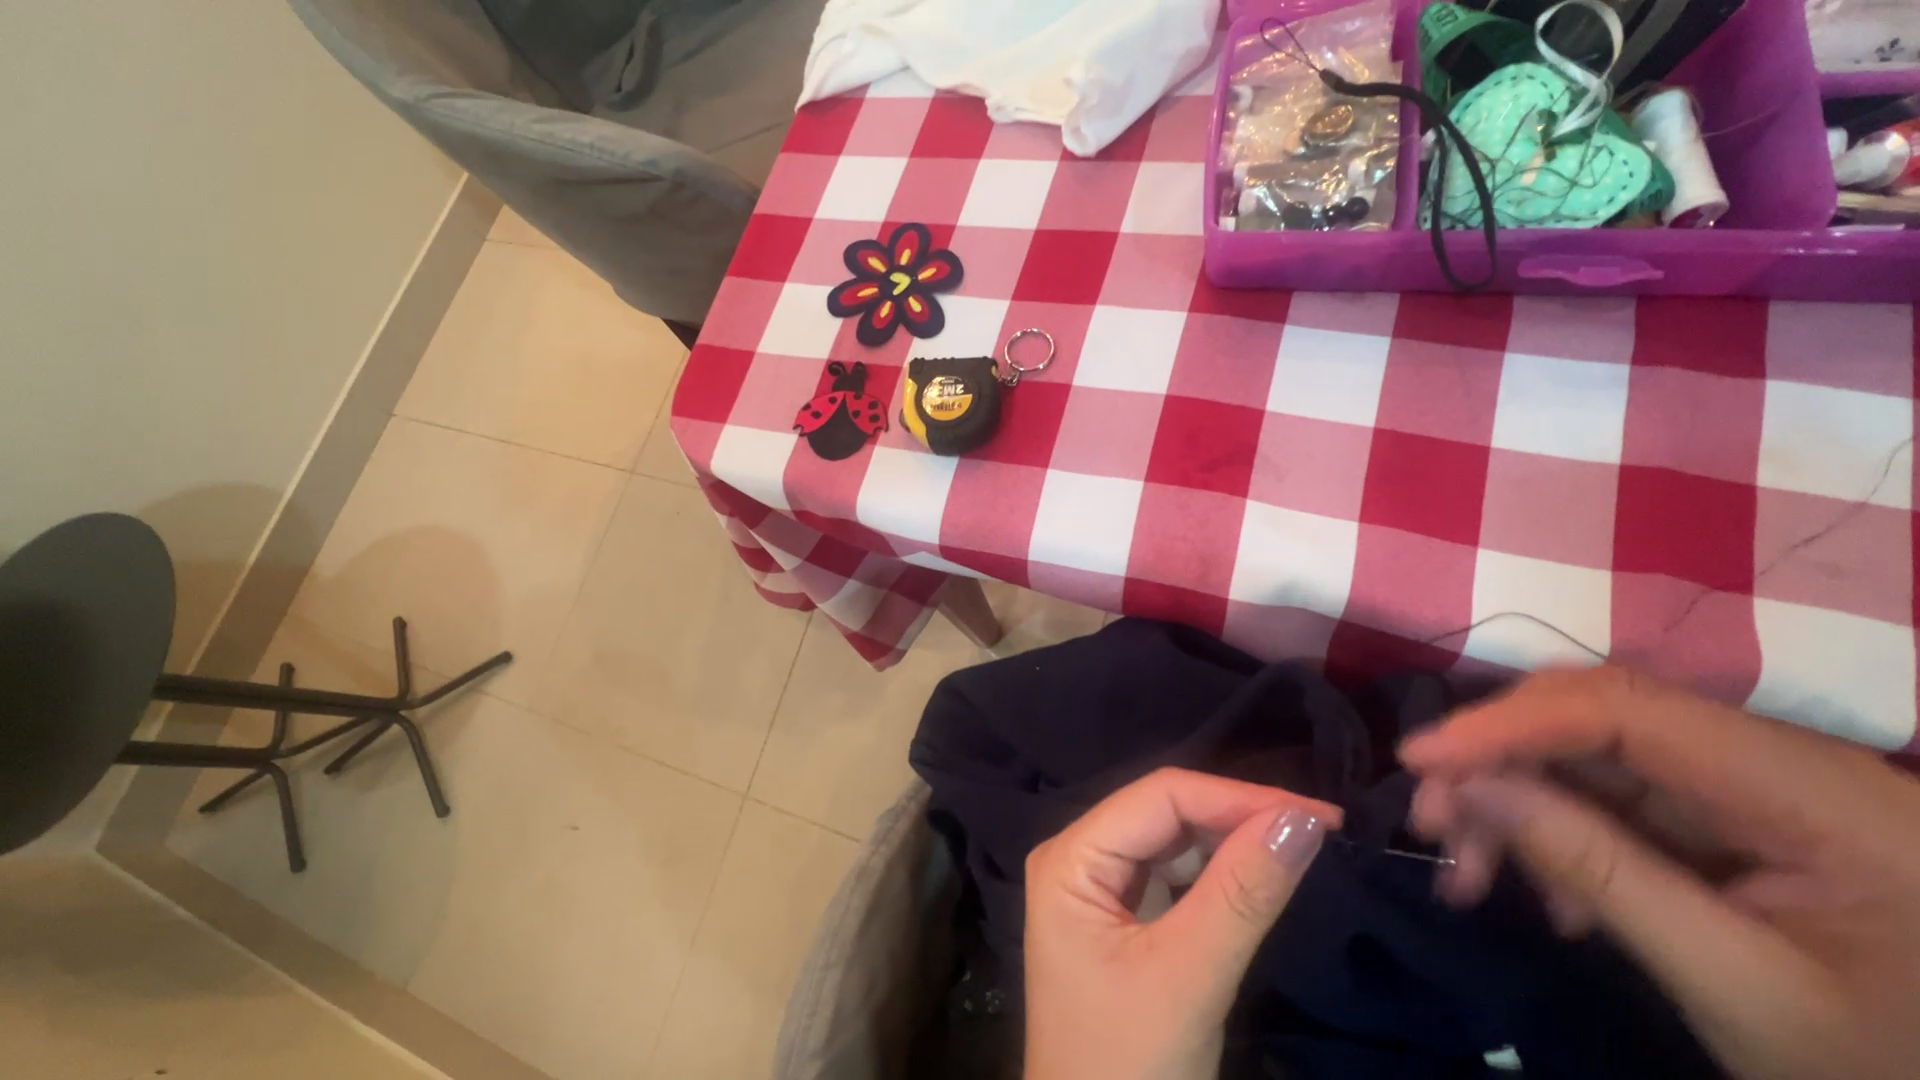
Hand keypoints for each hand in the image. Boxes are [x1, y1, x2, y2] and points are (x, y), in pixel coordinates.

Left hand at [1023, 767, 1340, 1079]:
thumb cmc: (1129, 1067)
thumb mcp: (1189, 977)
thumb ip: (1242, 894)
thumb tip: (1302, 820)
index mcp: (1071, 859)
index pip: (1160, 797)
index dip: (1239, 796)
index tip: (1319, 815)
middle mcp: (1079, 859)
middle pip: (1165, 811)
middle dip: (1239, 815)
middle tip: (1320, 830)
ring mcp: (1099, 889)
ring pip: (1174, 841)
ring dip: (1235, 840)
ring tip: (1303, 845)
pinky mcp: (1123, 919)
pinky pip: (1175, 877)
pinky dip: (1221, 874)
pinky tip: (1262, 873)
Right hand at [1400, 666, 1919, 1079]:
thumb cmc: (1882, 1068)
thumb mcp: (1736, 986)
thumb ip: (1599, 872)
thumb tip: (1472, 786)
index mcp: (1819, 794)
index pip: (1631, 712)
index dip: (1509, 722)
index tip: (1417, 758)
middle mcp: (1783, 762)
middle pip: (1599, 718)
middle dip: (1498, 762)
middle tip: (1427, 824)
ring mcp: (1756, 787)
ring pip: (1592, 757)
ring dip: (1514, 803)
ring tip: (1466, 875)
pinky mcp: (1733, 817)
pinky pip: (1616, 798)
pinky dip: (1555, 833)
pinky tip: (1541, 893)